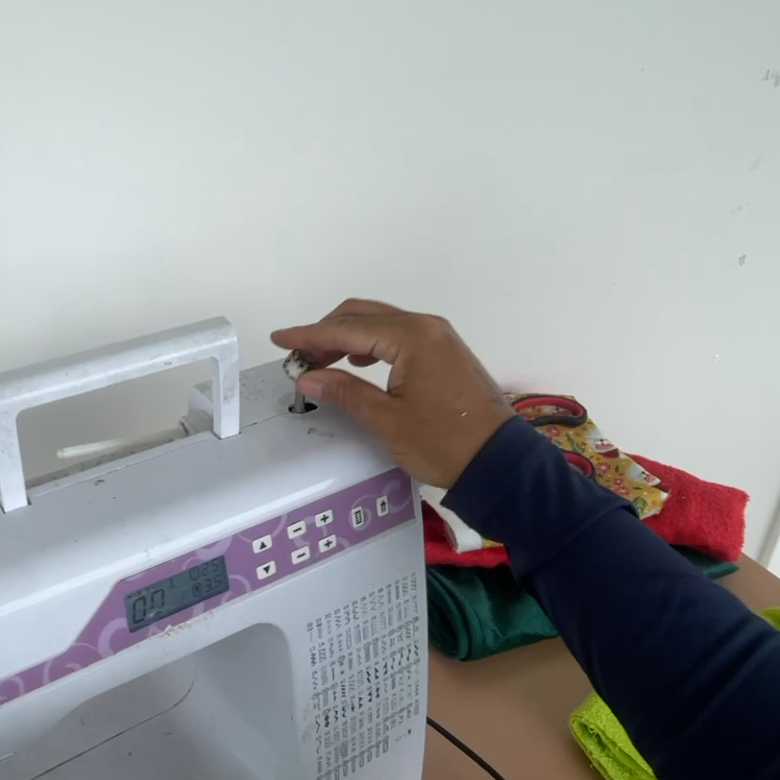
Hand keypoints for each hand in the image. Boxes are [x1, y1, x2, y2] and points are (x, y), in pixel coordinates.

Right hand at [271, 299, 514, 488]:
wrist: (500, 464)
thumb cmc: (444, 443)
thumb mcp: (387, 420)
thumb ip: (344, 392)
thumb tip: (308, 377)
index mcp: (412, 337)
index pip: (347, 329)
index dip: (309, 334)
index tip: (279, 339)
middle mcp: (426, 326)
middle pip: (363, 315)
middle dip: (326, 332)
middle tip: (299, 357)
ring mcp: (439, 337)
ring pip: (380, 323)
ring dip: (347, 337)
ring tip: (322, 362)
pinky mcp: (444, 352)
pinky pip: (398, 335)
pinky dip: (371, 343)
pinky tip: (357, 362)